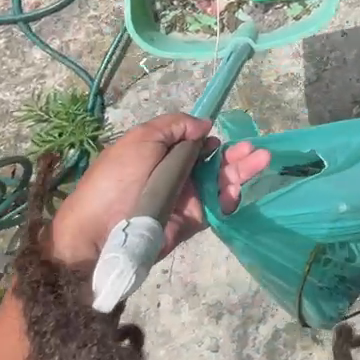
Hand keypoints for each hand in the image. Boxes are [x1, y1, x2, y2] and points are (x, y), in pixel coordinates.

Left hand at [47, 113, 271, 265]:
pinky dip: (231, 198)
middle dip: (237, 152)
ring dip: (243, 169)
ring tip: (261, 160)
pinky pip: (219, 206)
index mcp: (164, 154)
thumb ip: (174, 125)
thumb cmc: (116, 181)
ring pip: (223, 180)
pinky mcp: (193, 220)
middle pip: (216, 160)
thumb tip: (205, 126)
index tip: (217, 136)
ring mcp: (188, 197)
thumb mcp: (140, 139)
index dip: (210, 138)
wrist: (98, 234)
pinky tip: (235, 191)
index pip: (196, 143)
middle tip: (255, 149)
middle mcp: (179, 174)